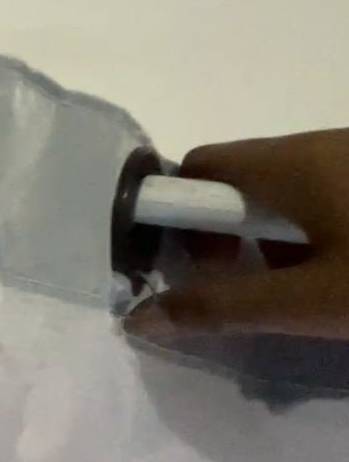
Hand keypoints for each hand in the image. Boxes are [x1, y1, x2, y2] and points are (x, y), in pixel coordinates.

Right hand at [127, 128, 348, 339]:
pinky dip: (336, 225)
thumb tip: (133, 318)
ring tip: (322, 282)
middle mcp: (329, 144)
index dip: (179, 215)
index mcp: (292, 162)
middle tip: (260, 281)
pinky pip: (345, 190)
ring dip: (287, 232)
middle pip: (246, 180)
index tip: (206, 265)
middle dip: (232, 230)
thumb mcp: (312, 301)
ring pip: (301, 188)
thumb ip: (220, 307)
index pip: (196, 168)